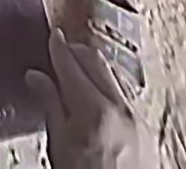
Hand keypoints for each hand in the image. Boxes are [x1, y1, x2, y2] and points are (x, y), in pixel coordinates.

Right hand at [26, 28, 142, 168]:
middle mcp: (120, 109)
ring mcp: (139, 122)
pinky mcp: (149, 135)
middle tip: (60, 51)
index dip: (58, 47)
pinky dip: (107, 90)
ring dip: (94, 70)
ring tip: (75, 76)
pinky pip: (124, 98)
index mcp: (94, 111)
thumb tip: (35, 76)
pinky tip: (95, 100)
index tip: (51, 36)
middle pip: (96, 61)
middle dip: (77, 52)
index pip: (71, 63)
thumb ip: (49, 105)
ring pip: (113, 77)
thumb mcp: (59, 149)